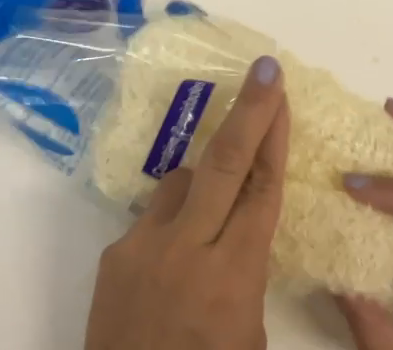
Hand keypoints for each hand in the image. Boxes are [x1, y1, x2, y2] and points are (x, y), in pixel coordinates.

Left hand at [84, 54, 290, 349]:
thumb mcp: (251, 337)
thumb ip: (248, 278)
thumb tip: (239, 235)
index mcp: (233, 275)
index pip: (260, 191)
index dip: (273, 139)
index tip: (279, 94)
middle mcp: (186, 247)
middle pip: (221, 164)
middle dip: (248, 113)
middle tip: (264, 70)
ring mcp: (143, 244)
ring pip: (180, 184)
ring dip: (204, 180)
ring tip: (217, 206)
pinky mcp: (113, 252)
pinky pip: (152, 219)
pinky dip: (172, 223)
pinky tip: (177, 258)